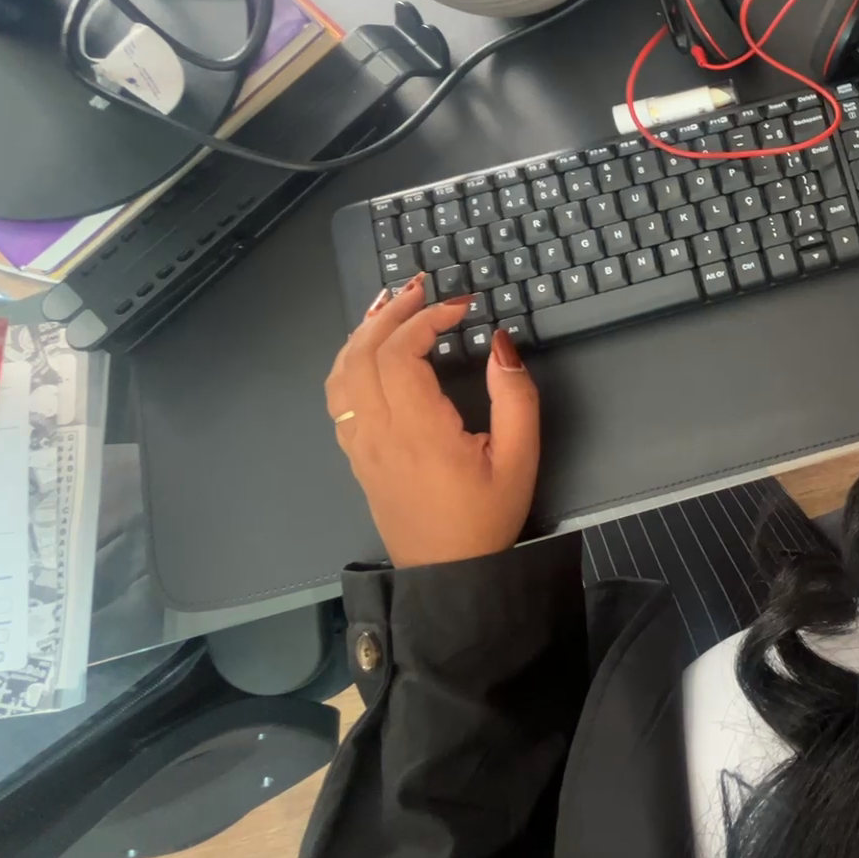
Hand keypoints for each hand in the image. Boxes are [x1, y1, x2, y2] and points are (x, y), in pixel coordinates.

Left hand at [325, 276, 541, 566]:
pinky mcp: (356, 453)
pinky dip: (349, 358)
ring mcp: (359, 444)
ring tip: (390, 303)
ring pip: (340, 372)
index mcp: (419, 432)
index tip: (462, 306)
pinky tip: (370, 347)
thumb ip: (516, 397)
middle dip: (390, 313)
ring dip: (362, 331)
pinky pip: (337, 395)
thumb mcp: (521, 456)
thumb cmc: (489, 513)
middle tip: (421, 287)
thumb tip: (502, 344)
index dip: (427, 320)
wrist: (449, 570)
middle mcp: (378, 433)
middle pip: (362, 355)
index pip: (400, 356)